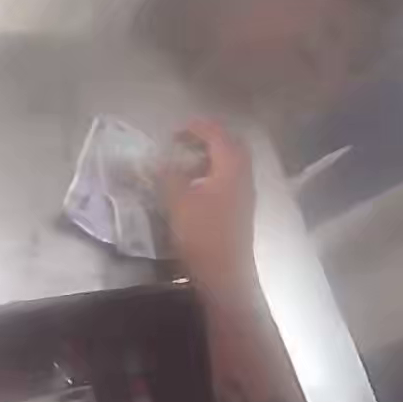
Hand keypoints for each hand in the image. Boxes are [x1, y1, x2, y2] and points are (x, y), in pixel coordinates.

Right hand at [161, 117, 256, 287]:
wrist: (224, 274)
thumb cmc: (202, 235)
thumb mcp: (179, 202)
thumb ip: (168, 176)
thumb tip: (159, 160)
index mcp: (231, 166)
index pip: (217, 134)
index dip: (196, 127)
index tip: (174, 130)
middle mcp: (243, 175)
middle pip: (229, 146)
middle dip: (207, 139)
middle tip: (183, 143)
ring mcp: (243, 194)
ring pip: (228, 165)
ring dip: (208, 159)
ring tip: (184, 165)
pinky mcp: (238, 211)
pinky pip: (226, 181)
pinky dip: (210, 175)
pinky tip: (193, 188)